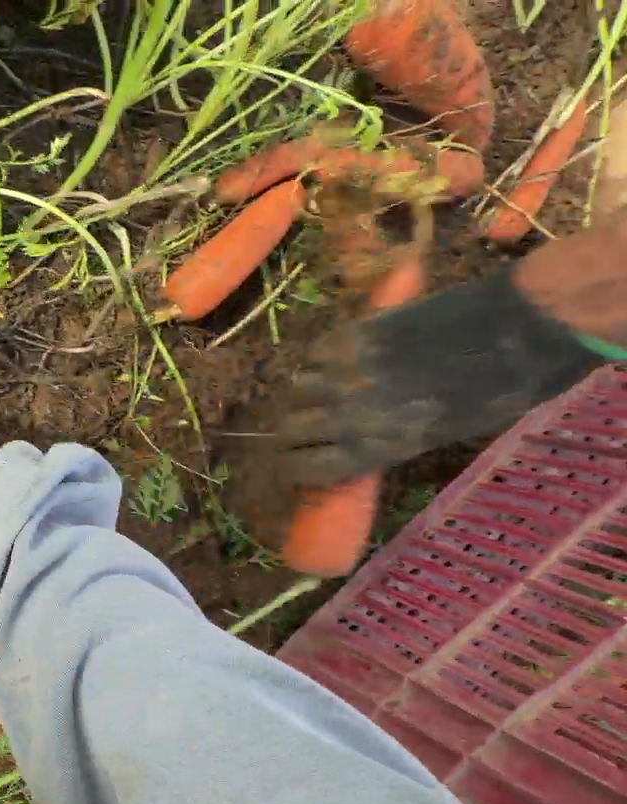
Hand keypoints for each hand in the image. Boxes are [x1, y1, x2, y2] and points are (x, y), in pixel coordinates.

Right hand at [256, 261, 605, 496]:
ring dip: (305, 390)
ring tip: (323, 385)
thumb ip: (389, 442)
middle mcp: (347, 417)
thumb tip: (353, 445)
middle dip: (291, 428)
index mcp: (373, 448)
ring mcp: (343, 376)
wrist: (525, 327)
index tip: (290, 460)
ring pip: (295, 389)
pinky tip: (339, 357)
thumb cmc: (503, 389)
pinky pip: (313, 355)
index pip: (300, 468)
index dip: (290, 465)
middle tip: (301, 421)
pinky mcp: (348, 340)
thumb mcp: (443, 433)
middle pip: (287, 429)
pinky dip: (320, 358)